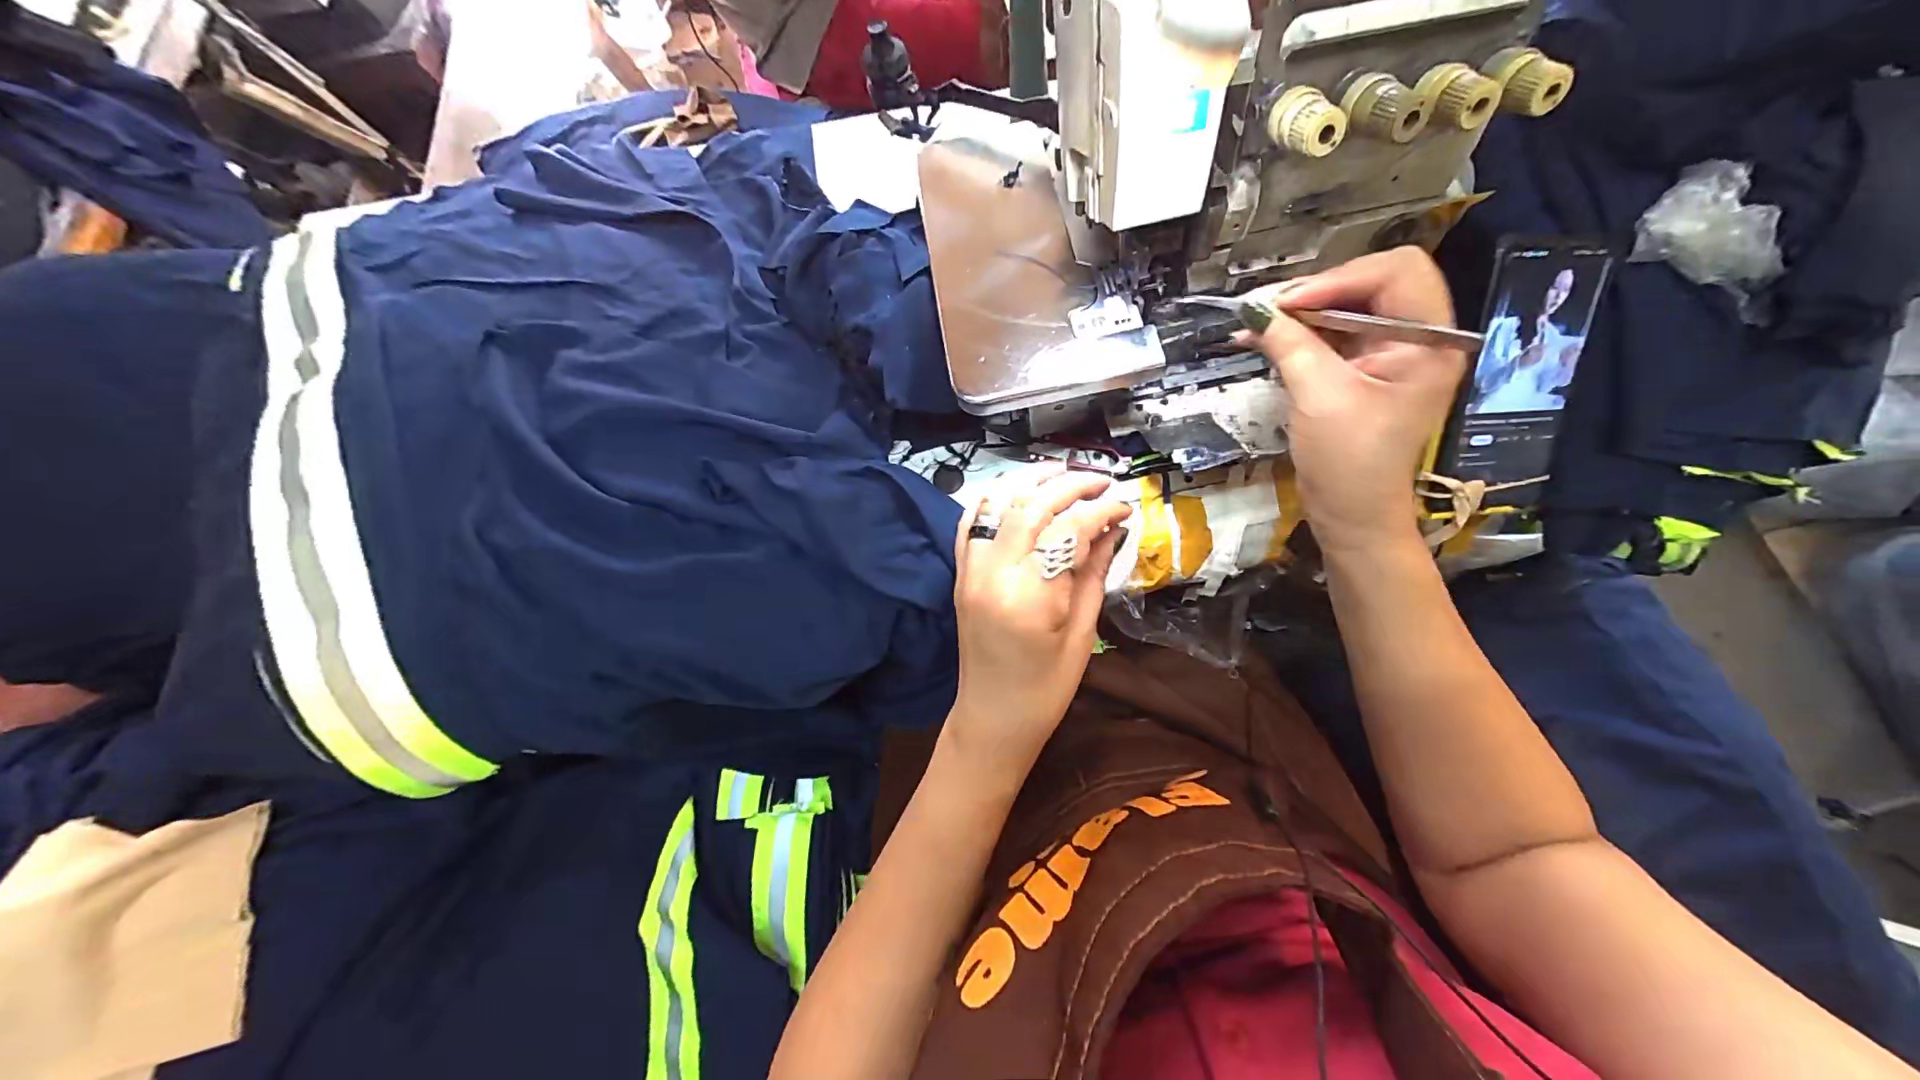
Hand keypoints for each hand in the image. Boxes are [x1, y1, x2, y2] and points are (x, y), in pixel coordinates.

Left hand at [946, 466, 1129, 785]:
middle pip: (1032, 507)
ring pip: (997, 505)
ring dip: (1031, 482)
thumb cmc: (1045, 689)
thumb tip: (1113, 528)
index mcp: (1030, 597)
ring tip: (1063, 473)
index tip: (1124, 506)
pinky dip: (993, 501)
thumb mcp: (1082, 634)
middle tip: (1101, 482)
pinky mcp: (961, 575)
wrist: (991, 718)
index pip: (1068, 530)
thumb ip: (1093, 574)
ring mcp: (971, 572)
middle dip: (1070, 486)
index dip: (1100, 511)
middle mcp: (994, 575)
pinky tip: (1017, 492)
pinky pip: (971, 524)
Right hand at [1241, 247, 1465, 552]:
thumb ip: (1290, 345)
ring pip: (1345, 308)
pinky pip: (1332, 336)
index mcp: (1430, 341)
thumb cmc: (1349, 463)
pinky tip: (1263, 338)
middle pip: (1370, 284)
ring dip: (1301, 313)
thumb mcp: (1320, 397)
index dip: (1338, 280)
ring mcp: (1389, 355)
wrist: (1352, 516)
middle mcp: (1417, 338)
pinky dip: (1298, 334)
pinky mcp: (1362, 372)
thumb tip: (1255, 309)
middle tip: (1267, 311)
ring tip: (1257, 323)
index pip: (1395, 272)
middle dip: (1316, 293)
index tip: (1286, 305)